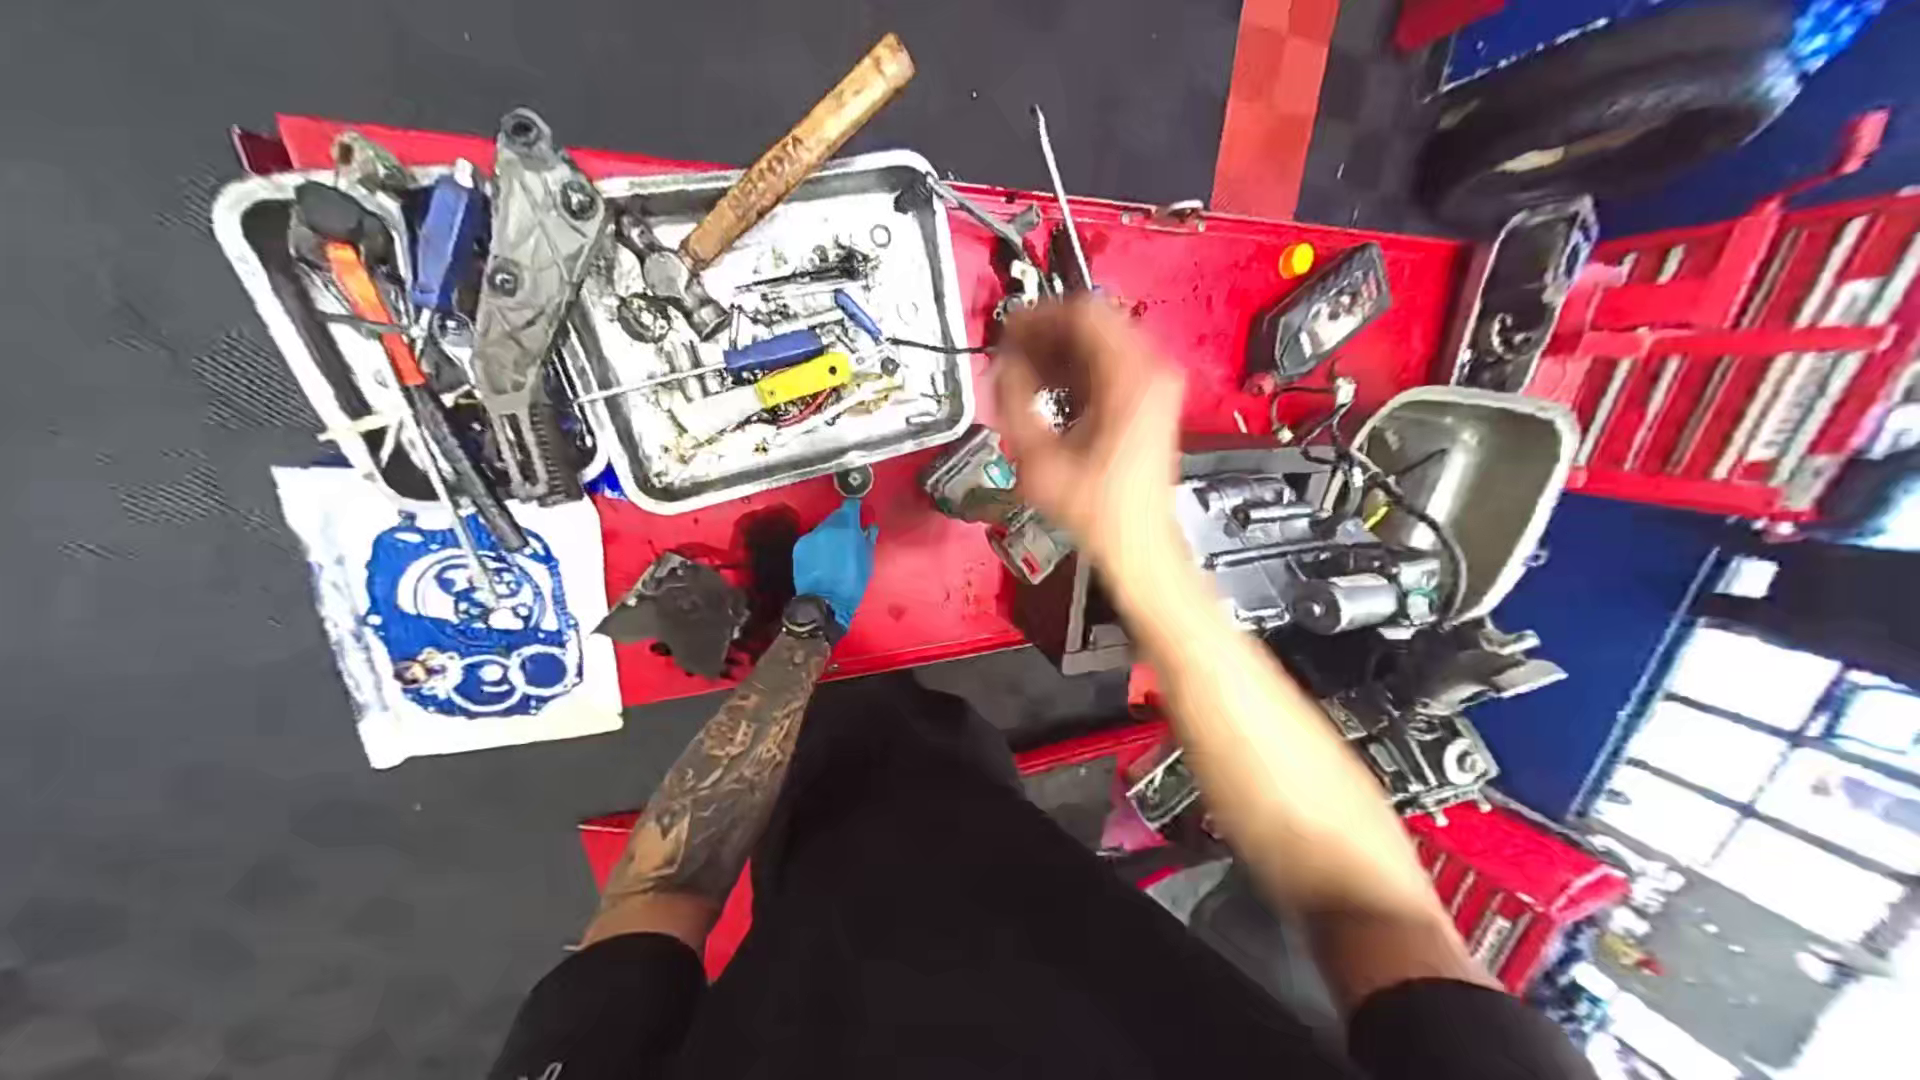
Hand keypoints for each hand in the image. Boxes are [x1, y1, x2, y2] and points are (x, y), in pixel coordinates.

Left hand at [792, 498, 877, 634]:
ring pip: (823, 528)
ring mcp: (810, 536)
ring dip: (829, 534)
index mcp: (847, 528)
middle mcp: (827, 527)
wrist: (824, 601)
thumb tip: (869, 526)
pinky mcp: (799, 546)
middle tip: (848, 536)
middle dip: (842, 523)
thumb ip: (868, 539)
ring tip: (834, 550)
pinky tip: (821, 558)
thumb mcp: (867, 561)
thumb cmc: (852, 582)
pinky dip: (817, 544)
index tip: (858, 514)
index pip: (851, 505)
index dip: (855, 508)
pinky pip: (812, 539)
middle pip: (835, 516)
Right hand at [994, 300, 1187, 575]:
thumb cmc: (1097, 508)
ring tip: (1026, 375)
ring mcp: (1156, 384)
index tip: (1009, 331)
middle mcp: (1152, 371)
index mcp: (1130, 377)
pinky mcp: (1152, 399)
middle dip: (1045, 335)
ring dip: (1059, 354)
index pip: (1083, 312)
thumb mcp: (1038, 457)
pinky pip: (1111, 365)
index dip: (1038, 316)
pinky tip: (1050, 392)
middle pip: (1092, 323)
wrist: (1138, 540)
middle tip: (1012, 354)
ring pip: (1100, 342)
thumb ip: (1012, 402)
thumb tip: (1002, 368)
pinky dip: (1077, 371)